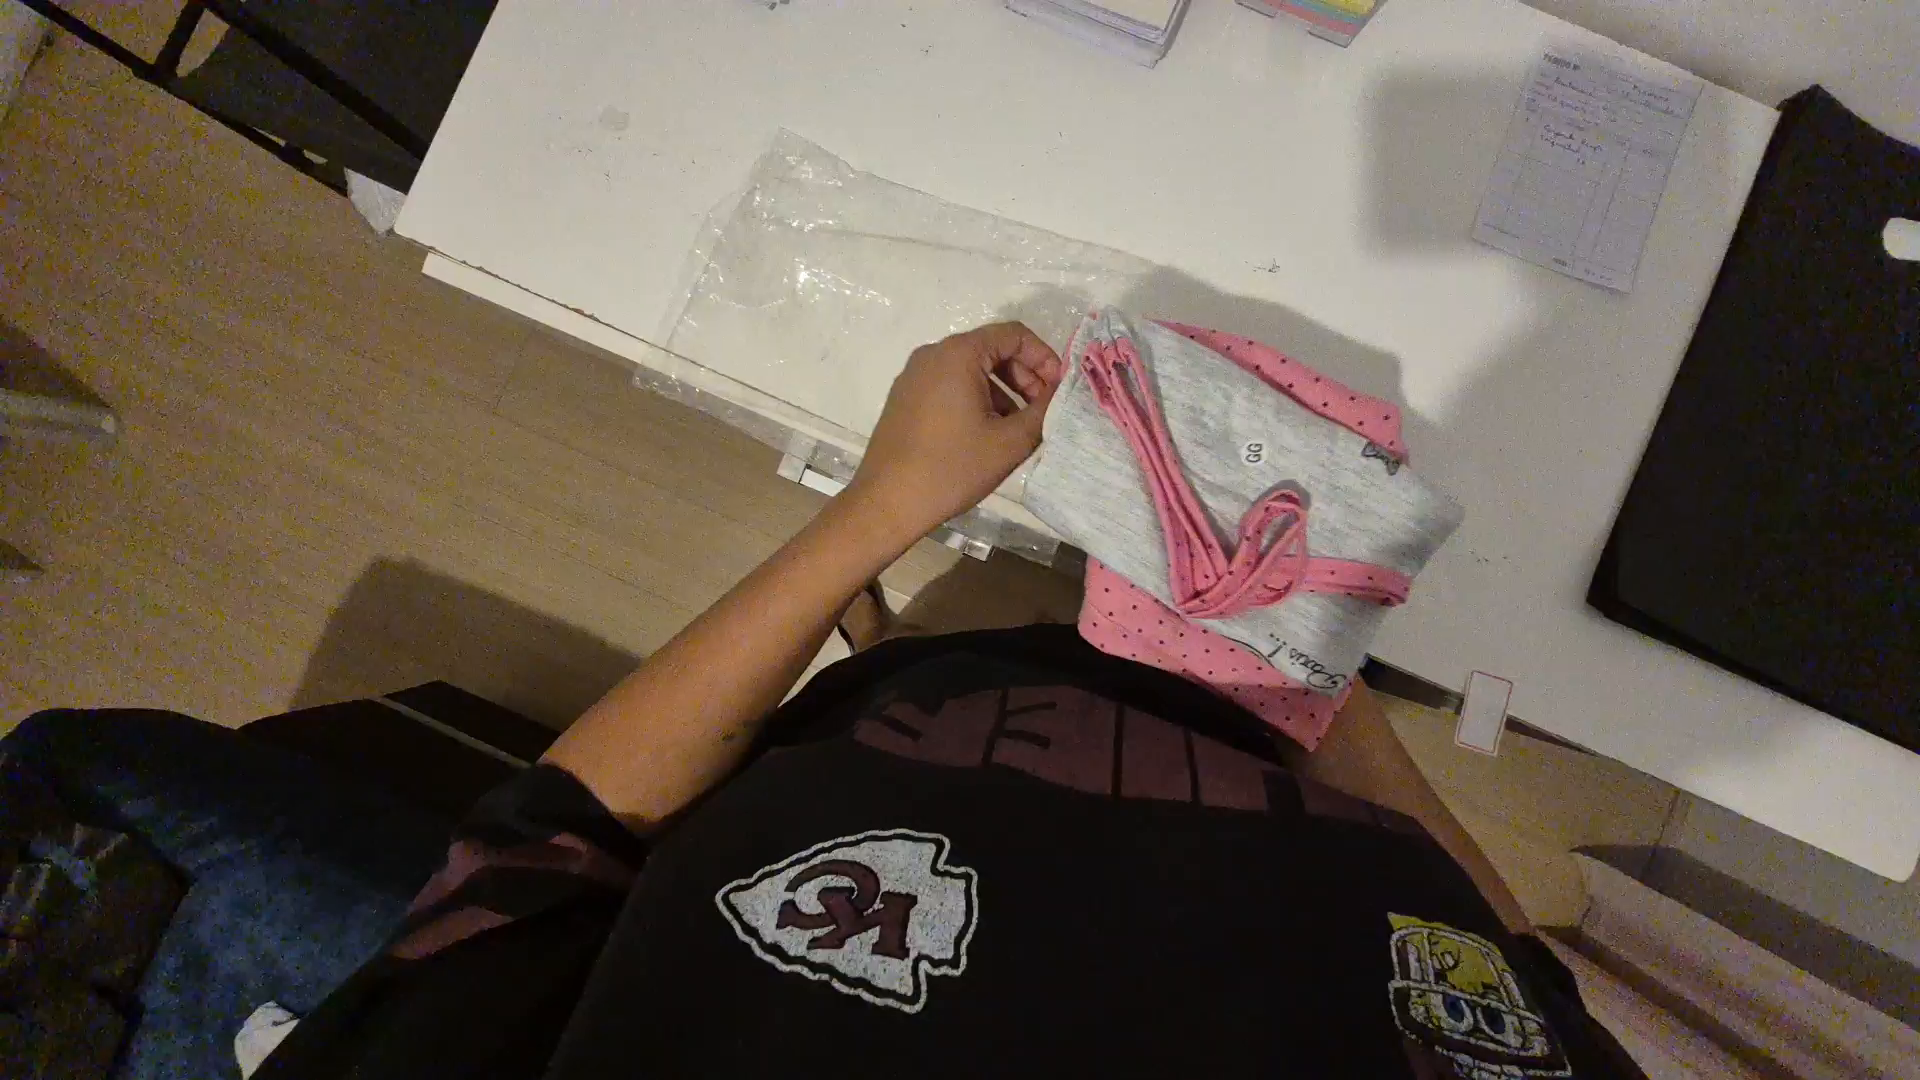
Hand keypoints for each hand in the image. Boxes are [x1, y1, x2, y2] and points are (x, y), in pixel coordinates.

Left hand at [846, 322, 1063, 539]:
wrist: (887, 503)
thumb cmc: (951, 469)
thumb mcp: (1009, 442)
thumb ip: (1044, 411)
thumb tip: (1061, 393)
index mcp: (958, 354)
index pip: (1014, 335)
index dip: (1045, 358)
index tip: (1059, 390)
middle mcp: (932, 355)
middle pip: (992, 351)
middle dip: (1024, 378)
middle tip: (1043, 412)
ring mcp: (913, 377)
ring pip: (971, 372)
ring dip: (1003, 393)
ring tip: (1019, 430)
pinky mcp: (905, 400)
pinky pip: (950, 387)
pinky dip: (976, 402)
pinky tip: (986, 437)